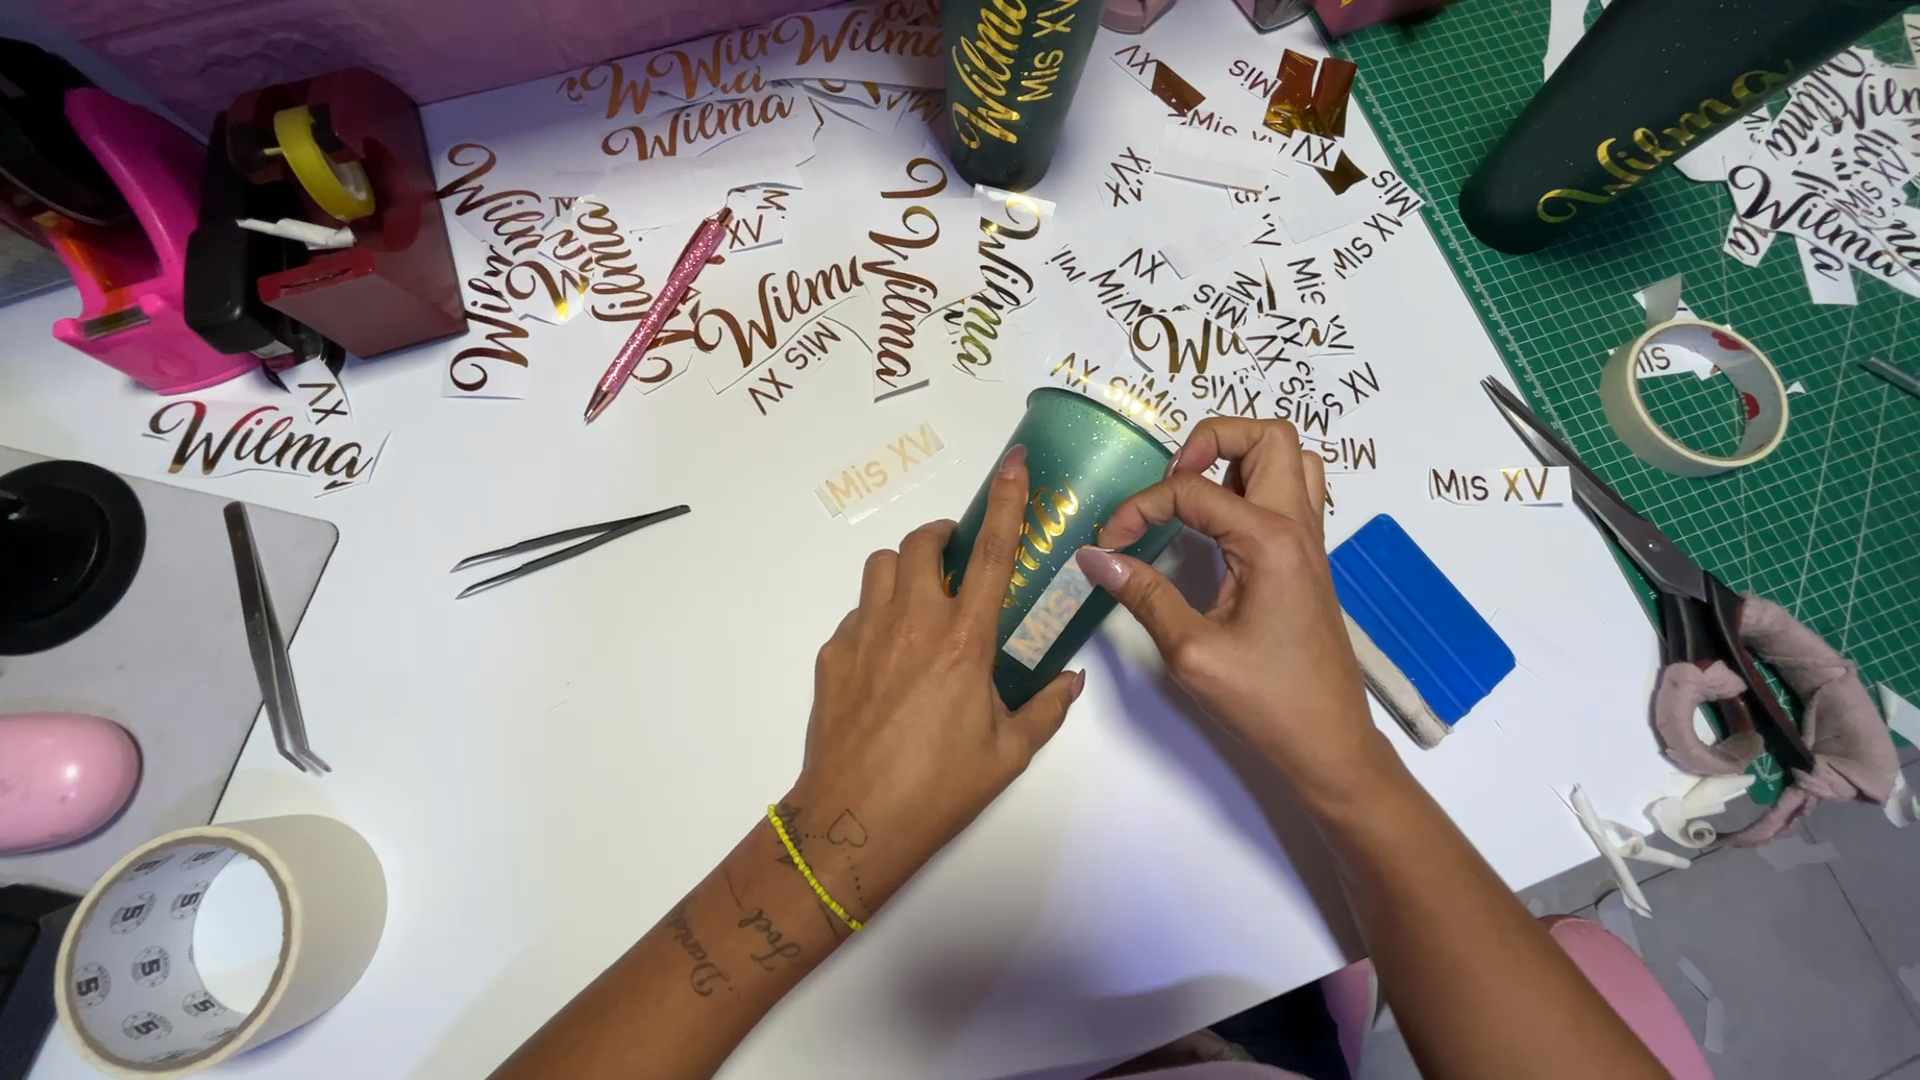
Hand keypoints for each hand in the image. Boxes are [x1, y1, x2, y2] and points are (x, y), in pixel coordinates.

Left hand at [784, 445, 1082, 921]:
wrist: (856, 819)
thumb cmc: (940, 787)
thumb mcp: (1009, 753)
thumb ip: (1047, 708)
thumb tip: (1071, 679)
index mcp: (964, 640)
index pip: (993, 554)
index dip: (1008, 503)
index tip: (1015, 463)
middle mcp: (913, 622)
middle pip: (919, 544)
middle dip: (941, 535)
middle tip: (956, 556)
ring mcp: (865, 634)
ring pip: (879, 567)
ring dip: (904, 569)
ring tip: (920, 600)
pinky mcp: (833, 654)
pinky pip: (856, 614)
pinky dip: (876, 618)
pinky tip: (887, 659)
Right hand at [1074, 418, 1384, 791]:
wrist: (1330, 745)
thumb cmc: (1265, 702)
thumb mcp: (1191, 650)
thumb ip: (1143, 594)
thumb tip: (1094, 556)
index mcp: (1270, 542)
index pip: (1192, 492)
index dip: (1139, 509)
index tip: (1110, 544)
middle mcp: (1297, 527)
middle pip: (1269, 437)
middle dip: (1209, 440)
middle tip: (1170, 482)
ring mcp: (1309, 541)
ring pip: (1290, 458)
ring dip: (1240, 457)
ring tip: (1194, 492)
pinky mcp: (1307, 560)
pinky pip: (1290, 493)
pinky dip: (1253, 485)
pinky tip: (1219, 523)